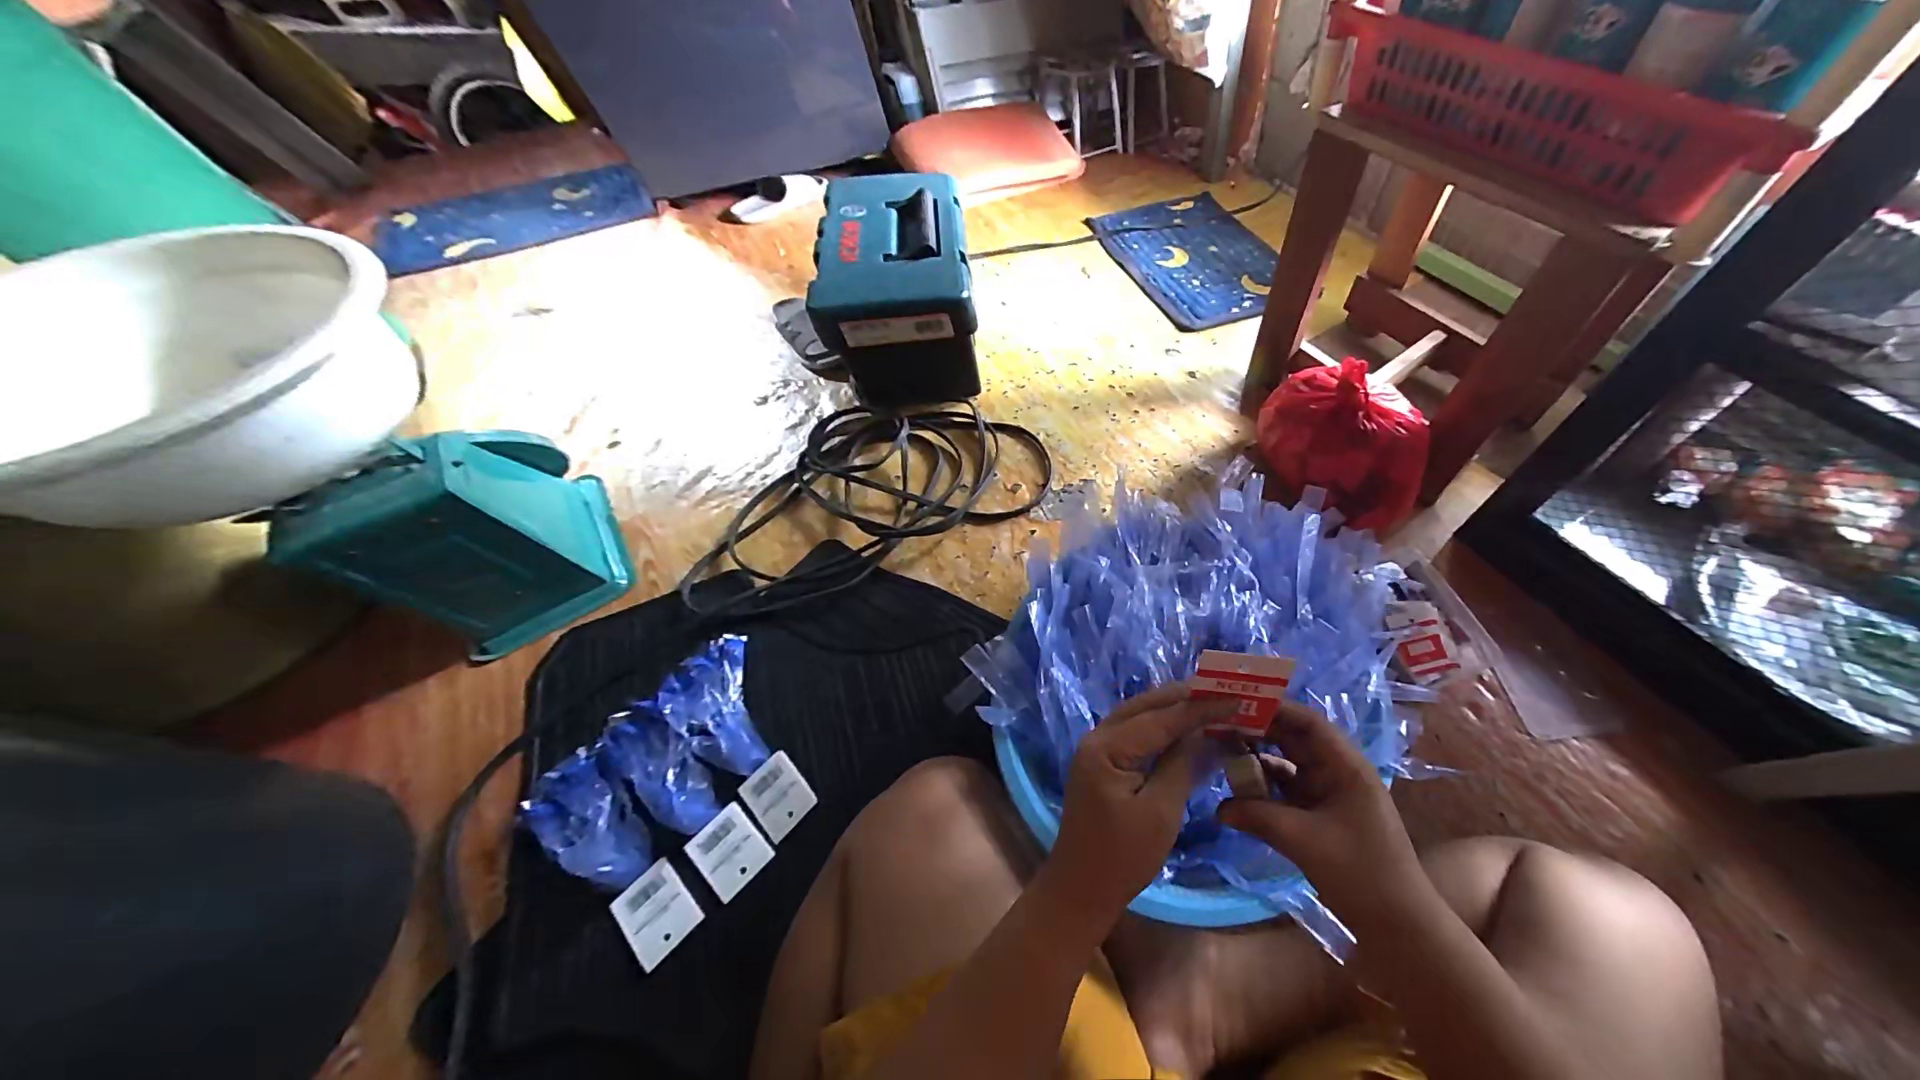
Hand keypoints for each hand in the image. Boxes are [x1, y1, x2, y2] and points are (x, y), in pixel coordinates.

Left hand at [1042, 684, 1233, 919]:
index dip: (1199, 707)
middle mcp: (1097, 737)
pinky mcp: (1103, 762)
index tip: (1236, 697)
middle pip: (1145, 706)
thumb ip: (1181, 764)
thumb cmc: (1123, 856)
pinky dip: (1161, 726)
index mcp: (1106, 747)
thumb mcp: (1160, 811)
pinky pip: (1135, 733)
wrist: (1082, 886)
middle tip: (1225, 692)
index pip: (1160, 717)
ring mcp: (1097, 748)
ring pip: (1139, 715)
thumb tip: (1203, 731)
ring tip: (1211, 703)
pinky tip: (1185, 728)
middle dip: (1185, 698)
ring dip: (1173, 708)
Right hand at [1218, 702, 1422, 921]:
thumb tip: (1218, 808)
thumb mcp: (1304, 840)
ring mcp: (1326, 794)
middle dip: (1256, 730)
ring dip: (1255, 758)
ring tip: (1219, 750)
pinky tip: (1236, 787)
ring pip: (1285, 763)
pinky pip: (1284, 789)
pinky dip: (1261, 785)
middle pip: (1292, 739)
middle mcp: (1336, 773)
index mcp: (1345, 767)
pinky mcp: (1318, 815)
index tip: (1235, 703)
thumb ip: (1257, 817)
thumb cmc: (1361, 872)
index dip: (1272, 708)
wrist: (1398, 925)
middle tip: (1217, 724)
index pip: (1307, 722)